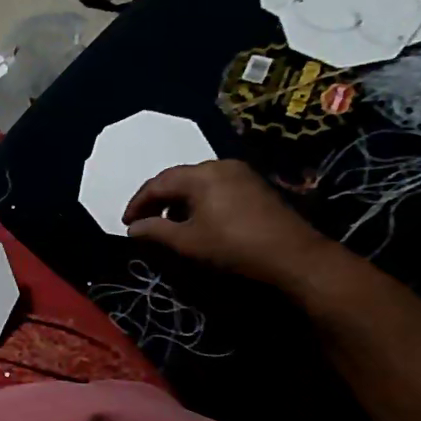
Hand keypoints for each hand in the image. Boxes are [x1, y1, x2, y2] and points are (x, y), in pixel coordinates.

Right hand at [121, 160, 342, 289]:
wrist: (293, 255)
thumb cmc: (233, 246)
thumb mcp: (187, 241)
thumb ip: (155, 231)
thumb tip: (133, 228)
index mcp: (199, 175)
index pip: (157, 183)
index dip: (137, 203)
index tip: (126, 223)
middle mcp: (218, 165)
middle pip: (176, 178)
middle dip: (156, 199)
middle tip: (142, 220)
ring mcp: (239, 173)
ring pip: (196, 181)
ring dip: (176, 199)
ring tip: (167, 222)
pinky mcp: (254, 185)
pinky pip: (214, 185)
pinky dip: (197, 199)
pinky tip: (195, 218)